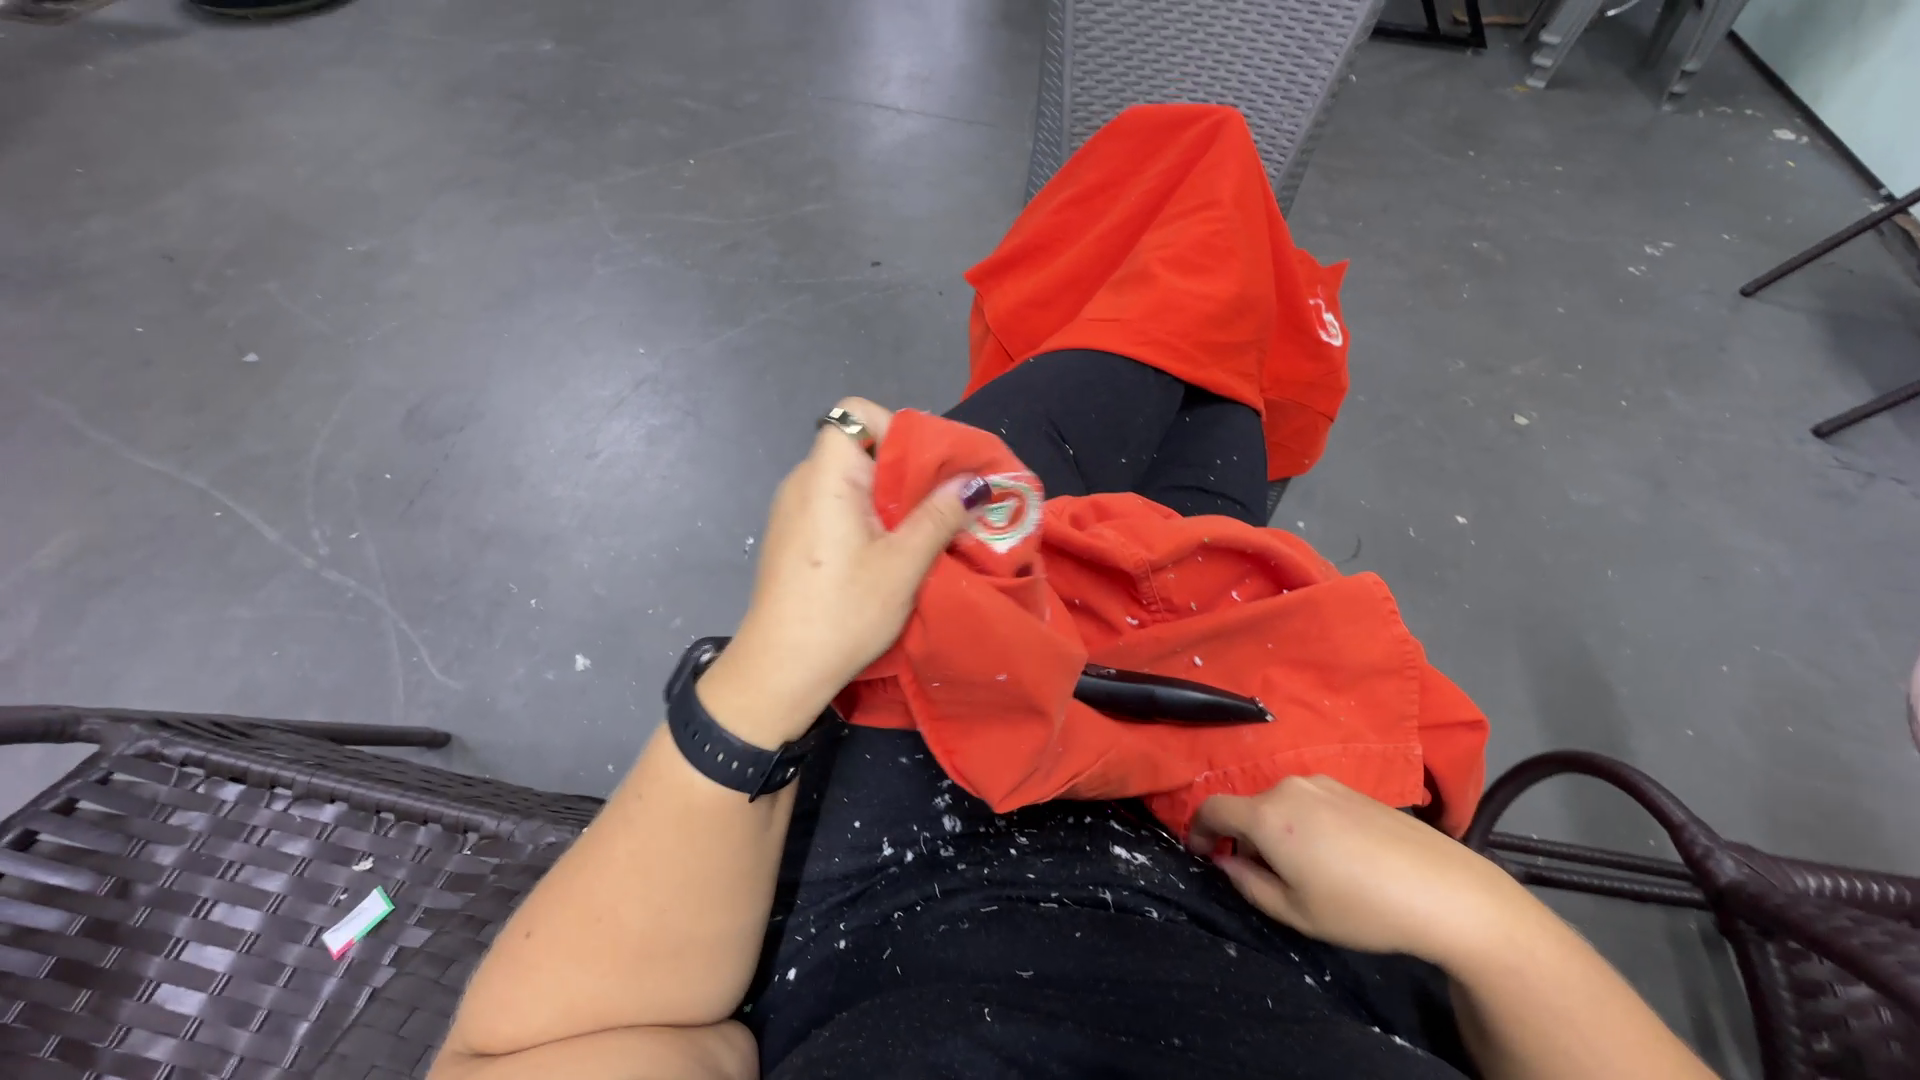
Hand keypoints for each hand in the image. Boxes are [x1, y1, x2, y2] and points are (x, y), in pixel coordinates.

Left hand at [697, 397, 984, 745]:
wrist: (779, 671)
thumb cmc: (842, 612)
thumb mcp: (903, 565)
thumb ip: (939, 515)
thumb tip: (974, 480)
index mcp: (827, 475)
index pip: (856, 412)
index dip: (896, 426)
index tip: (928, 468)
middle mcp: (804, 480)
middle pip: (860, 445)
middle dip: (906, 468)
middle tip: (944, 503)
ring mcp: (794, 509)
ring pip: (852, 479)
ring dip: (891, 497)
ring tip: (923, 532)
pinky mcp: (794, 535)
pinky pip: (838, 505)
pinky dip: (869, 516)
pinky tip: (889, 553)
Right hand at [1186, 775, 1534, 970]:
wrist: (1447, 892)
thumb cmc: (1361, 908)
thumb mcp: (1294, 912)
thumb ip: (1248, 884)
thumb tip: (1227, 862)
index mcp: (1268, 815)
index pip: (1212, 808)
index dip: (1198, 831)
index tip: (1201, 855)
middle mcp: (1290, 787)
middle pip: (1248, 807)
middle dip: (1244, 839)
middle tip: (1262, 878)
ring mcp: (1326, 784)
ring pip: (1281, 805)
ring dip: (1276, 832)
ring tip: (1304, 871)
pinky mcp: (1355, 790)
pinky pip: (1310, 803)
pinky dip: (1304, 825)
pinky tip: (1337, 858)